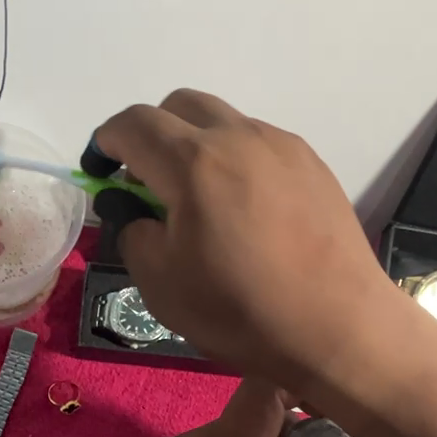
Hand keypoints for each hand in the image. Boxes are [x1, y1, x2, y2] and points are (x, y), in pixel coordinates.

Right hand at [91, 90, 411, 389]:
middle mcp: (239, 138)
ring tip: (197, 201)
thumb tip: (136, 211)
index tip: (99, 173)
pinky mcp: (313, 165)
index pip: (133, 125)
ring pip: (223, 122)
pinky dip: (233, 161)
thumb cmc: (239, 312)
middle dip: (150, 134)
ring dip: (194, 146)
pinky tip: (241, 212)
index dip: (105, 143)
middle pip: (179, 106)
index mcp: (193, 163)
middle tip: (144, 183)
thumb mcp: (161, 285)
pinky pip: (258, 144)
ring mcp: (283, 147)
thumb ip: (134, 233)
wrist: (337, 329)